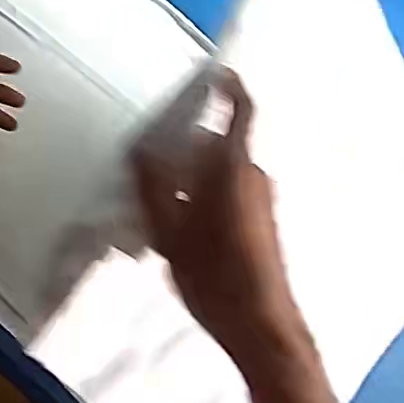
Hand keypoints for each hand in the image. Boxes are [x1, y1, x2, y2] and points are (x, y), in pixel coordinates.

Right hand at [131, 70, 301, 360]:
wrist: (262, 328)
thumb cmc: (214, 273)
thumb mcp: (170, 229)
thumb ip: (153, 185)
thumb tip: (141, 148)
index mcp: (235, 168)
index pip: (241, 112)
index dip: (231, 88)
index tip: (215, 73)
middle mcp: (253, 176)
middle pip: (217, 144)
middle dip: (184, 146)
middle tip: (148, 160)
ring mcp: (260, 201)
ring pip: (219, 170)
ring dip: (190, 175)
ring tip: (155, 200)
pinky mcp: (260, 222)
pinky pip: (227, 190)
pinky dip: (202, 193)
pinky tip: (177, 225)